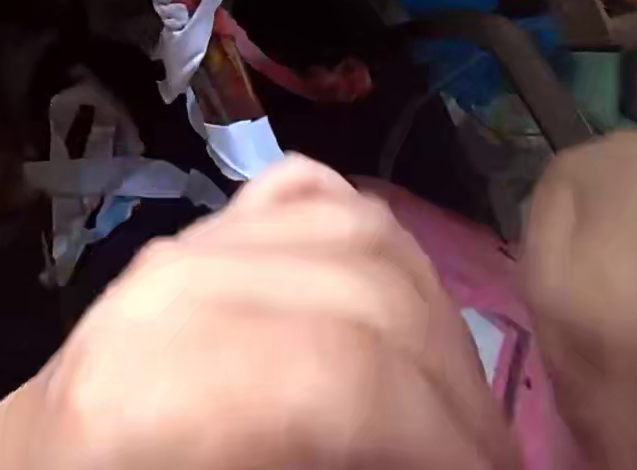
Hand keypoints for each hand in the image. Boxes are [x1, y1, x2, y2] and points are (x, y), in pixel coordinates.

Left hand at [0, 155, 517, 469]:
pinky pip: (305, 193)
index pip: (344, 373)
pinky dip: (368, 231)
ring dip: (427, 308)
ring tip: (454, 391)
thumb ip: (318, 451)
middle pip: (362, 287)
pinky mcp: (197, 227)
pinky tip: (393, 288)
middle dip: (452, 382)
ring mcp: (182, 236)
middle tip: (491, 458)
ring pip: (348, 222)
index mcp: (145, 384)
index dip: (443, 437)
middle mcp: (169, 281)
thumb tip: (419, 443)